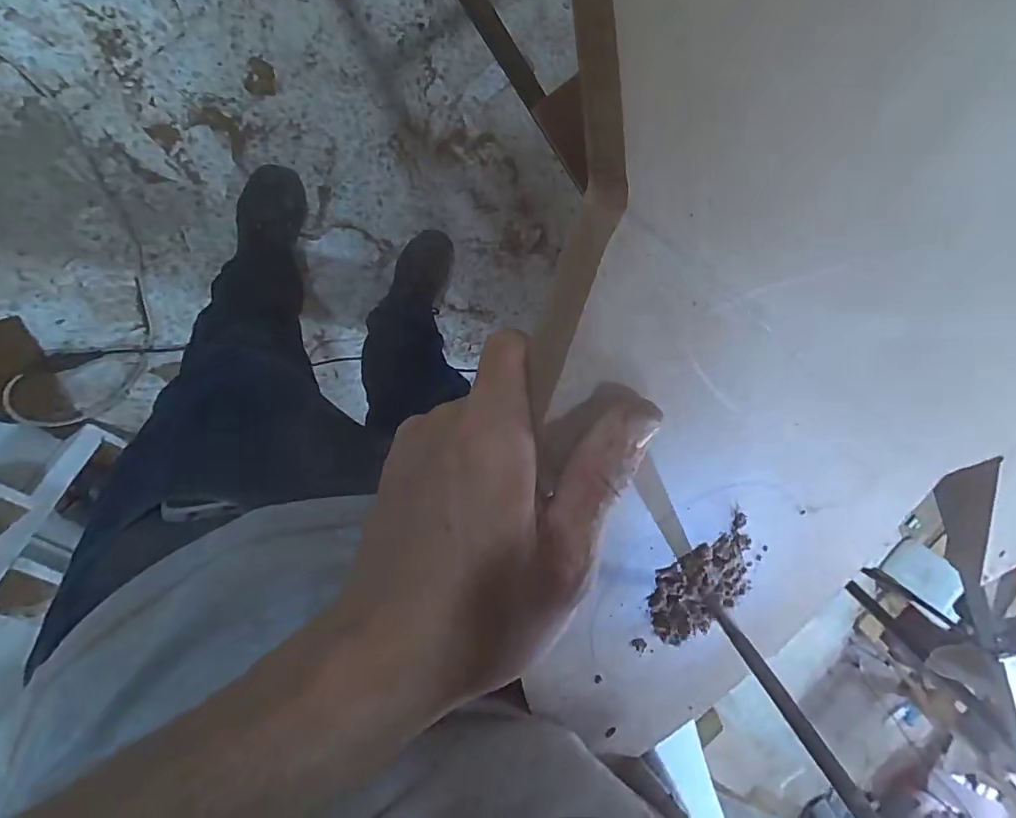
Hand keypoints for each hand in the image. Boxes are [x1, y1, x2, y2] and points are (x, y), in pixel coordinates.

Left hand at [332, 329, 661, 709]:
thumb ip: (602, 472)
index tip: (577, 409)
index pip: (513, 346)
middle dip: (539, 422)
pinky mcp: (394, 477)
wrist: (374, 668)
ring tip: (520, 515)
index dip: (548, 364)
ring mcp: (412, 449)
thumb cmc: (484, 612)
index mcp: (489, 429)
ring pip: (478, 421)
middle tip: (561, 486)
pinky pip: (450, 446)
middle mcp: (444, 422)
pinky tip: (476, 527)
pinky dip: (473, 467)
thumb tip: (641, 410)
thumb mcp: (566, 554)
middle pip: (504, 390)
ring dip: (506, 449)